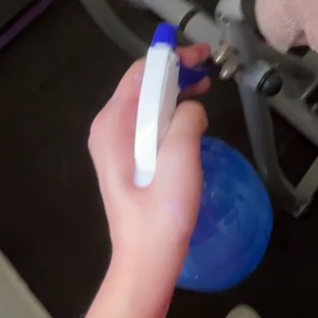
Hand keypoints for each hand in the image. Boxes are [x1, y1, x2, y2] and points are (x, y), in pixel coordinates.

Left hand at [87, 45, 211, 293]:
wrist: (147, 262)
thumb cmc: (161, 213)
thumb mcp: (180, 159)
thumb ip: (187, 119)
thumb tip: (192, 106)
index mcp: (113, 123)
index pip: (141, 71)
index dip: (172, 57)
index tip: (203, 55)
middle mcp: (108, 128)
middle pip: (143, 83)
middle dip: (176, 72)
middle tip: (209, 72)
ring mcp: (115, 144)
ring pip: (148, 102)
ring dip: (176, 92)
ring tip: (204, 91)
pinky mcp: (127, 158)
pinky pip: (149, 122)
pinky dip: (171, 112)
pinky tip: (192, 121)